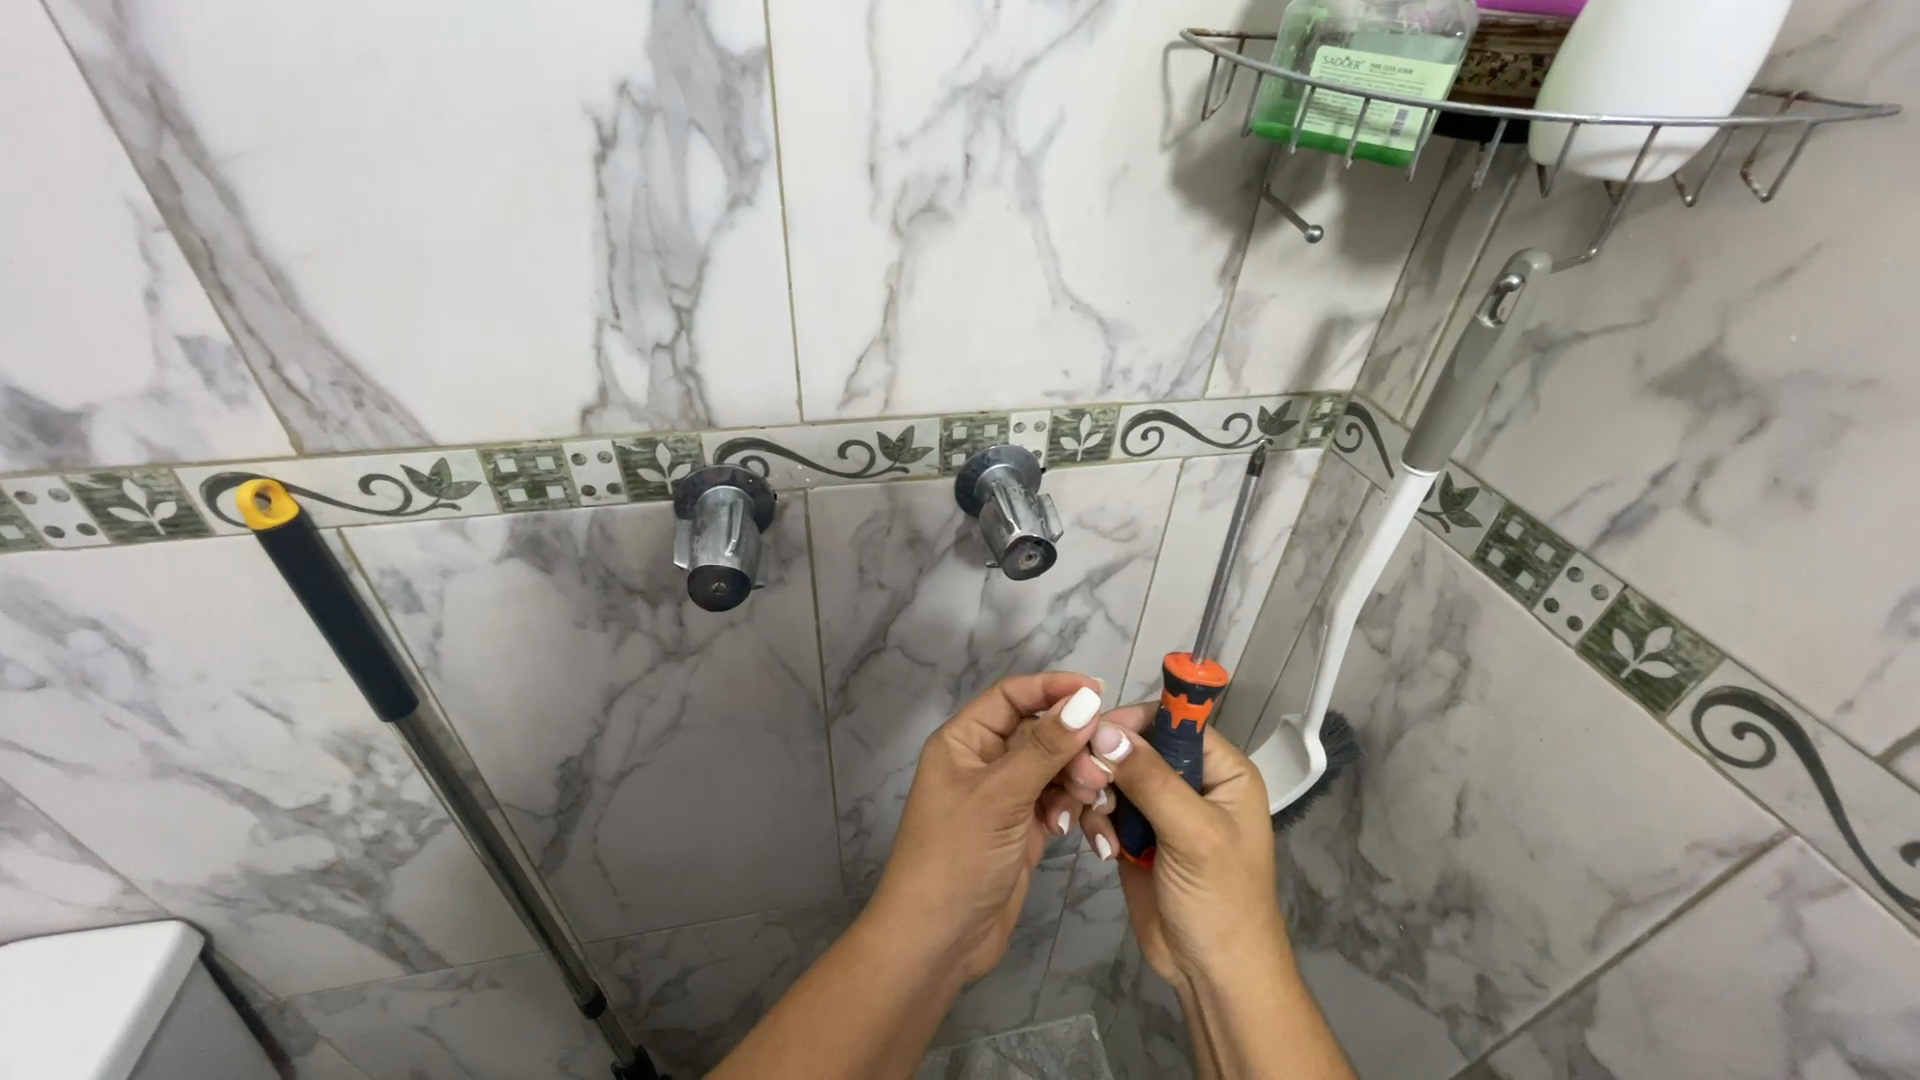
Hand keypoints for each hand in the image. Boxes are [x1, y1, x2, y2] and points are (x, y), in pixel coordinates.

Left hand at [867, 672, 1105, 980]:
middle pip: (1040, 732)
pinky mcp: (1023, 829)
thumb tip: (1087, 700)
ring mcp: (1004, 797)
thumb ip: (1045, 747)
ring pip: (1053, 768)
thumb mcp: (1000, 796)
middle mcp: (983, 762)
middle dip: (1072, 746)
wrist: (938, 942)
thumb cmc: (956, 857)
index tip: (1099, 692)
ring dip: (1077, 779)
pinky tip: (1081, 830)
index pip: (1012, 696)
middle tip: (1100, 770)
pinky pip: (1057, 802)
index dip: (1053, 688)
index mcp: (963, 741)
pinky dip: (1073, 809)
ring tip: (1092, 800)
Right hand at [1071, 704, 1290, 983]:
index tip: (1093, 734)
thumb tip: (1104, 731)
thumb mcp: (1193, 834)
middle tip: (1088, 786)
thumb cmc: (1221, 901)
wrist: (1213, 975)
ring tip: (1101, 825)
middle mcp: (1191, 781)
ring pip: (1113, 775)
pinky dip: (1096, 821)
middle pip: (1135, 745)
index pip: (1172, 721)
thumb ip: (1151, 779)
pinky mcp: (1136, 834)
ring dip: (1098, 795)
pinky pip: (1104, 807)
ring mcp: (1161, 809)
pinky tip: (1106, 851)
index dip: (1133, 722)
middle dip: (1107, 763)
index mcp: (1222, 770)